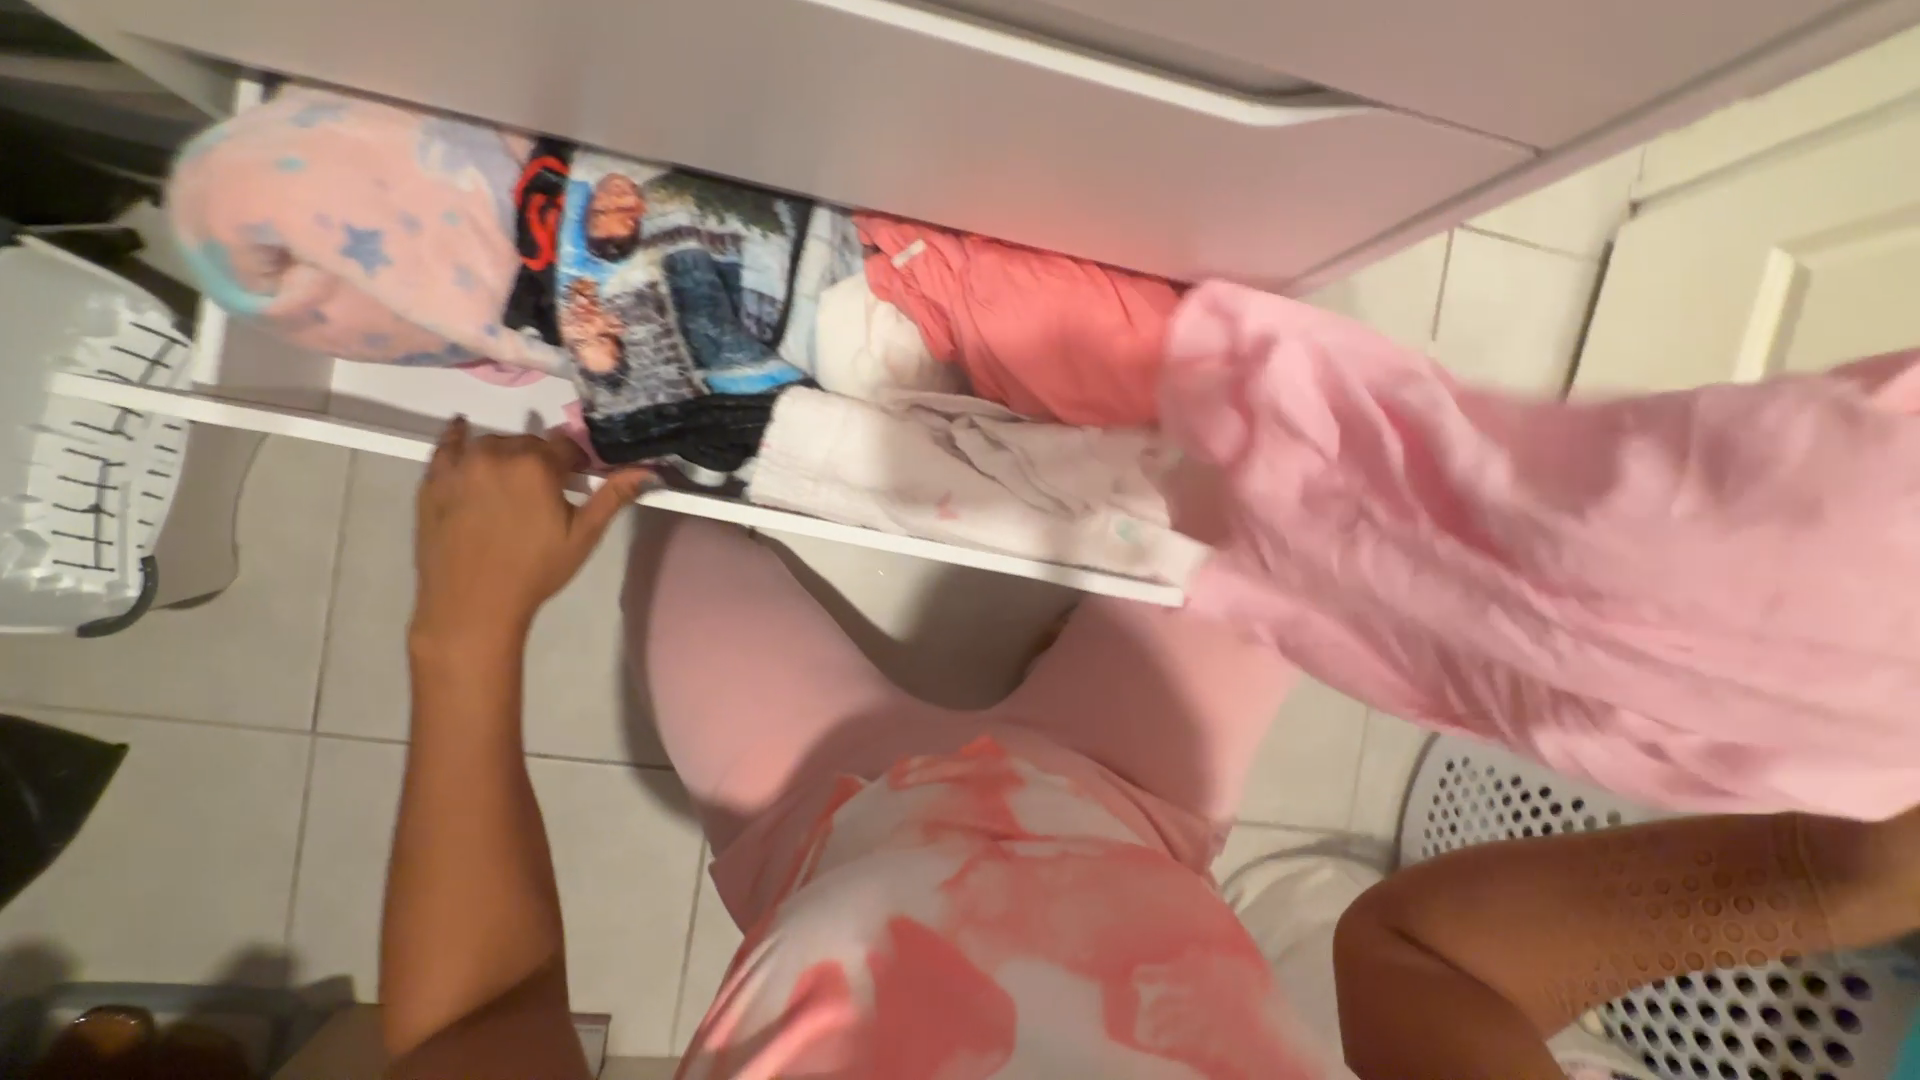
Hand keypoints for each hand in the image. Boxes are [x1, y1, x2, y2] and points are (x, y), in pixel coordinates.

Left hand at [410, 418, 647, 649]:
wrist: (473, 603)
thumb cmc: (536, 570)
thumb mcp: (584, 535)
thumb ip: (613, 496)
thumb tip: (646, 470)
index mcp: (537, 466)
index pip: (565, 446)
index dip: (576, 462)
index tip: (578, 480)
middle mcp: (497, 454)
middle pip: (528, 442)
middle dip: (542, 459)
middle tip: (546, 489)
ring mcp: (461, 466)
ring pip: (492, 443)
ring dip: (507, 453)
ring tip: (512, 482)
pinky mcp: (433, 480)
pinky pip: (446, 446)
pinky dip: (456, 435)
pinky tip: (461, 429)